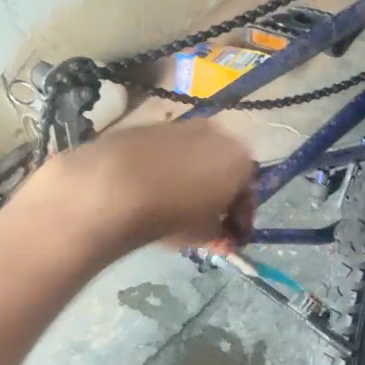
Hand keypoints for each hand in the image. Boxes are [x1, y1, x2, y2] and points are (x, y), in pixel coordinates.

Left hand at [33, 120, 256, 250]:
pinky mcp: (149, 126)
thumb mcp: (204, 234)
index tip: (231, 238)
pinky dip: (168, 169)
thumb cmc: (172, 213)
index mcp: (240, 160)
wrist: (114, 185)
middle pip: (225, 168)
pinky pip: (168, 152)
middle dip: (219, 196)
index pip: (249, 192)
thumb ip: (221, 235)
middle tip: (207, 223)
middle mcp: (217, 134)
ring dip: (193, 180)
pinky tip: (153, 191)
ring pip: (197, 157)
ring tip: (176, 208)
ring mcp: (182, 126)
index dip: (241, 219)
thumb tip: (224, 238)